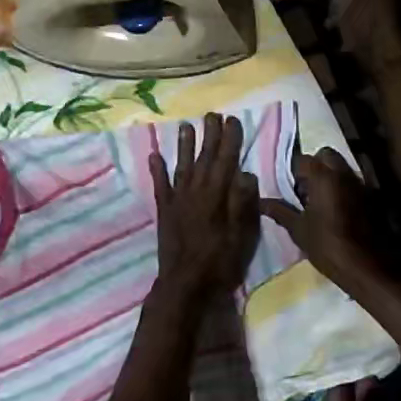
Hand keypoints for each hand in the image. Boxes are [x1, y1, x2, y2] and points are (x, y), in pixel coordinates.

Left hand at [149, 114, 259, 299]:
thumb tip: (245, 173)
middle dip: (209, 136)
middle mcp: (195, 193)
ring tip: (186, 126)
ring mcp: (177, 201)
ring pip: (182, 167)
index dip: (230, 141)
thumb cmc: (219, 262)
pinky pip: (160, 186)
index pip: (225, 162)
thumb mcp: (240, 235)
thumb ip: (241, 203)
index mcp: (216, 197)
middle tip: (213, 115)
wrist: (185, 285)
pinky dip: (157, 170)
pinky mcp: (164, 212)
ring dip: (184, 146)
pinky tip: (154, 156)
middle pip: (204, 159)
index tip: (233, 121)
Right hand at [260, 147, 386, 286]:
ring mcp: (360, 182)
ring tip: (317, 200)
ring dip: (329, 176)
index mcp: (323, 176)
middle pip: (326, 156)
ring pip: (341, 167)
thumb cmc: (326, 245)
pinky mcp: (371, 195)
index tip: (286, 188)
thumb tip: (261, 201)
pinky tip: (335, 208)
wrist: (363, 264)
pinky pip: (353, 182)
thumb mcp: (298, 229)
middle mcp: (344, 172)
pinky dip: (342, 188)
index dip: (291, 171)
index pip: (302, 159)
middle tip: (303, 190)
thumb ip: (280, 210)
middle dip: (314, 166)